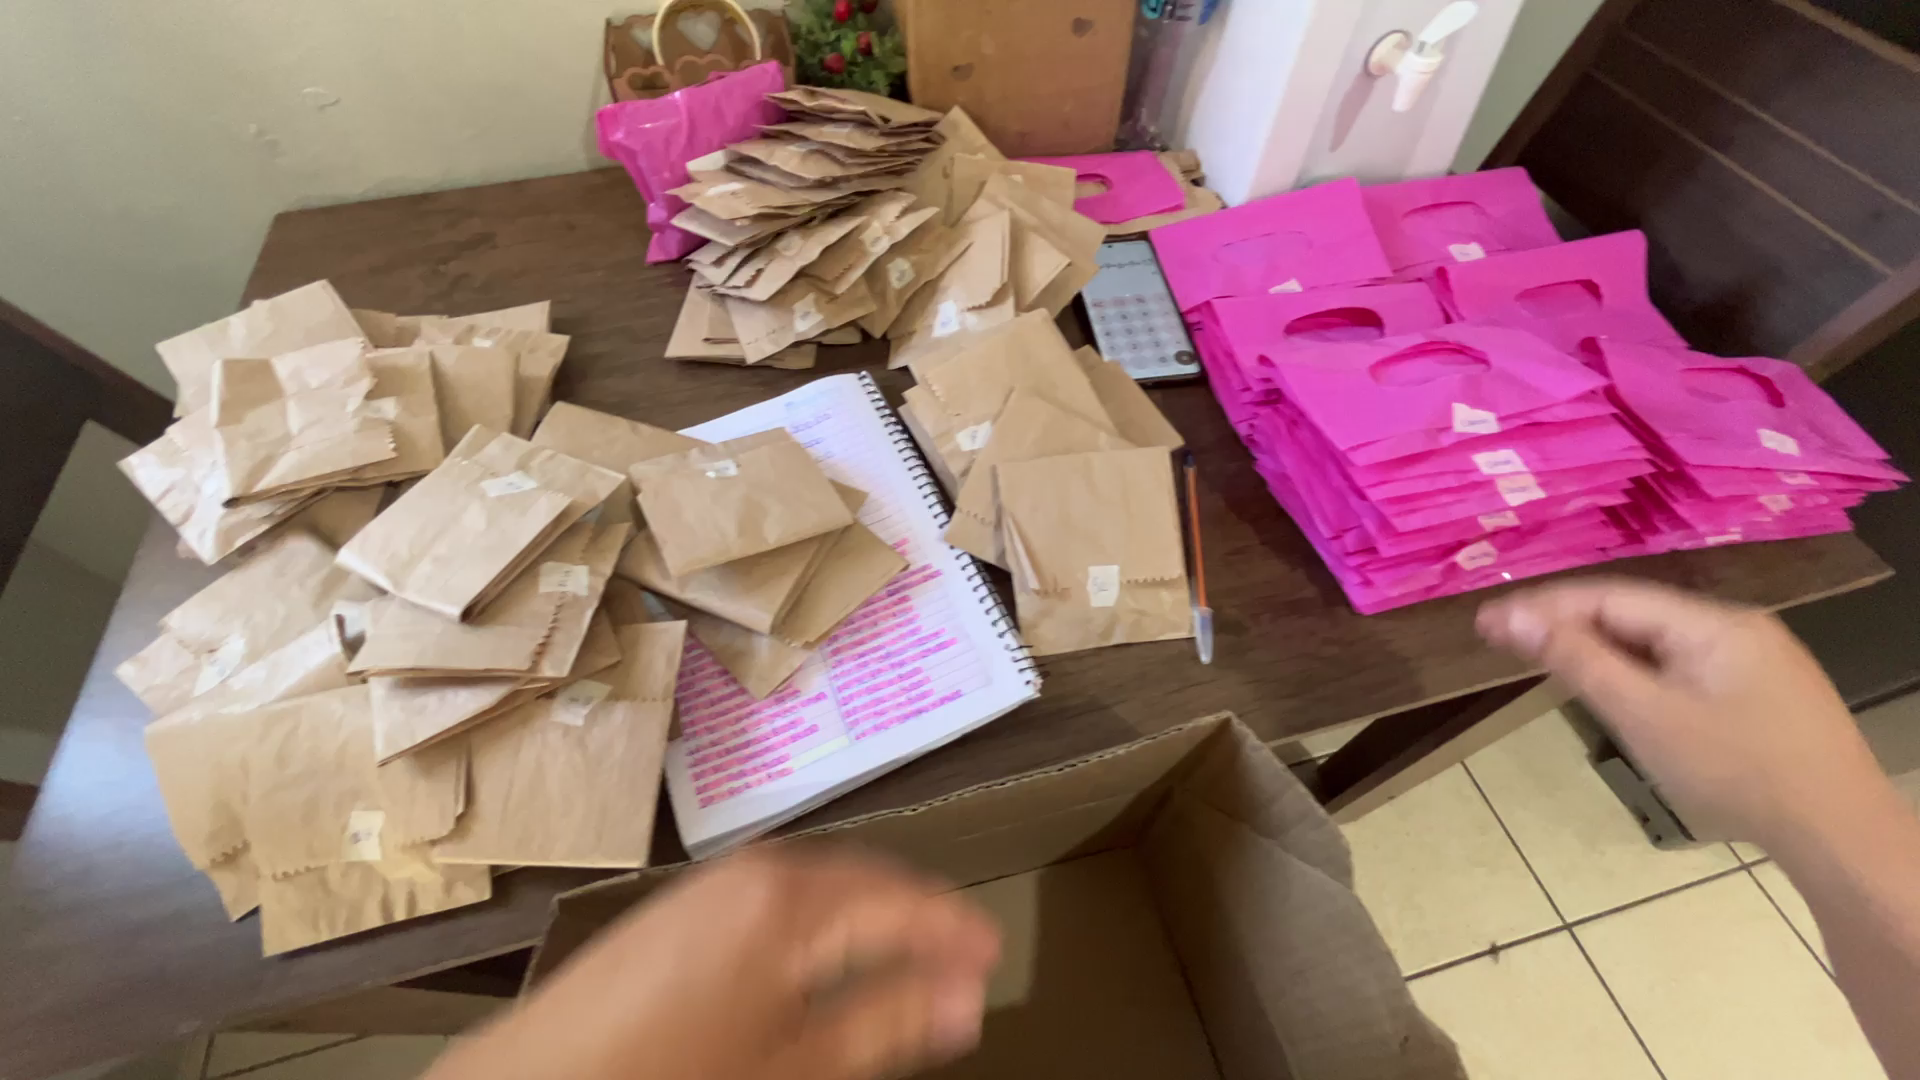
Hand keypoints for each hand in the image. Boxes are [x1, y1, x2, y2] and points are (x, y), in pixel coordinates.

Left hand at [428, 847, 1000, 1079]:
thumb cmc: (675, 1079)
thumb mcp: (795, 1064)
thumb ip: (886, 1020)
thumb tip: (965, 996)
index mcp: (792, 899)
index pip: (899, 900)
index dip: (951, 925)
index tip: (993, 948)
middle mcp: (760, 868)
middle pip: (863, 878)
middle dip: (915, 914)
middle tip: (959, 954)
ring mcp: (719, 879)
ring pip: (824, 880)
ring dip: (869, 911)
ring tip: (907, 950)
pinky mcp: (689, 899)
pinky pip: (781, 890)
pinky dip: (822, 914)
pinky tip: (827, 950)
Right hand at [1476, 578, 1881, 849]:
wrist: (1841, 841)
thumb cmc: (1736, 772)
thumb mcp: (1642, 712)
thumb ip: (1573, 658)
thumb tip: (1507, 617)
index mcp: (1715, 624)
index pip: (1607, 597)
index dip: (1540, 606)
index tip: (1484, 623)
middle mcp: (1735, 628)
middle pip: (1628, 614)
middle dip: (1561, 625)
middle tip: (1500, 640)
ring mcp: (1748, 658)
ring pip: (1647, 640)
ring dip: (1590, 646)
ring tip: (1537, 658)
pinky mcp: (1750, 689)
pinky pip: (1669, 662)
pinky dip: (1625, 668)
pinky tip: (1599, 683)